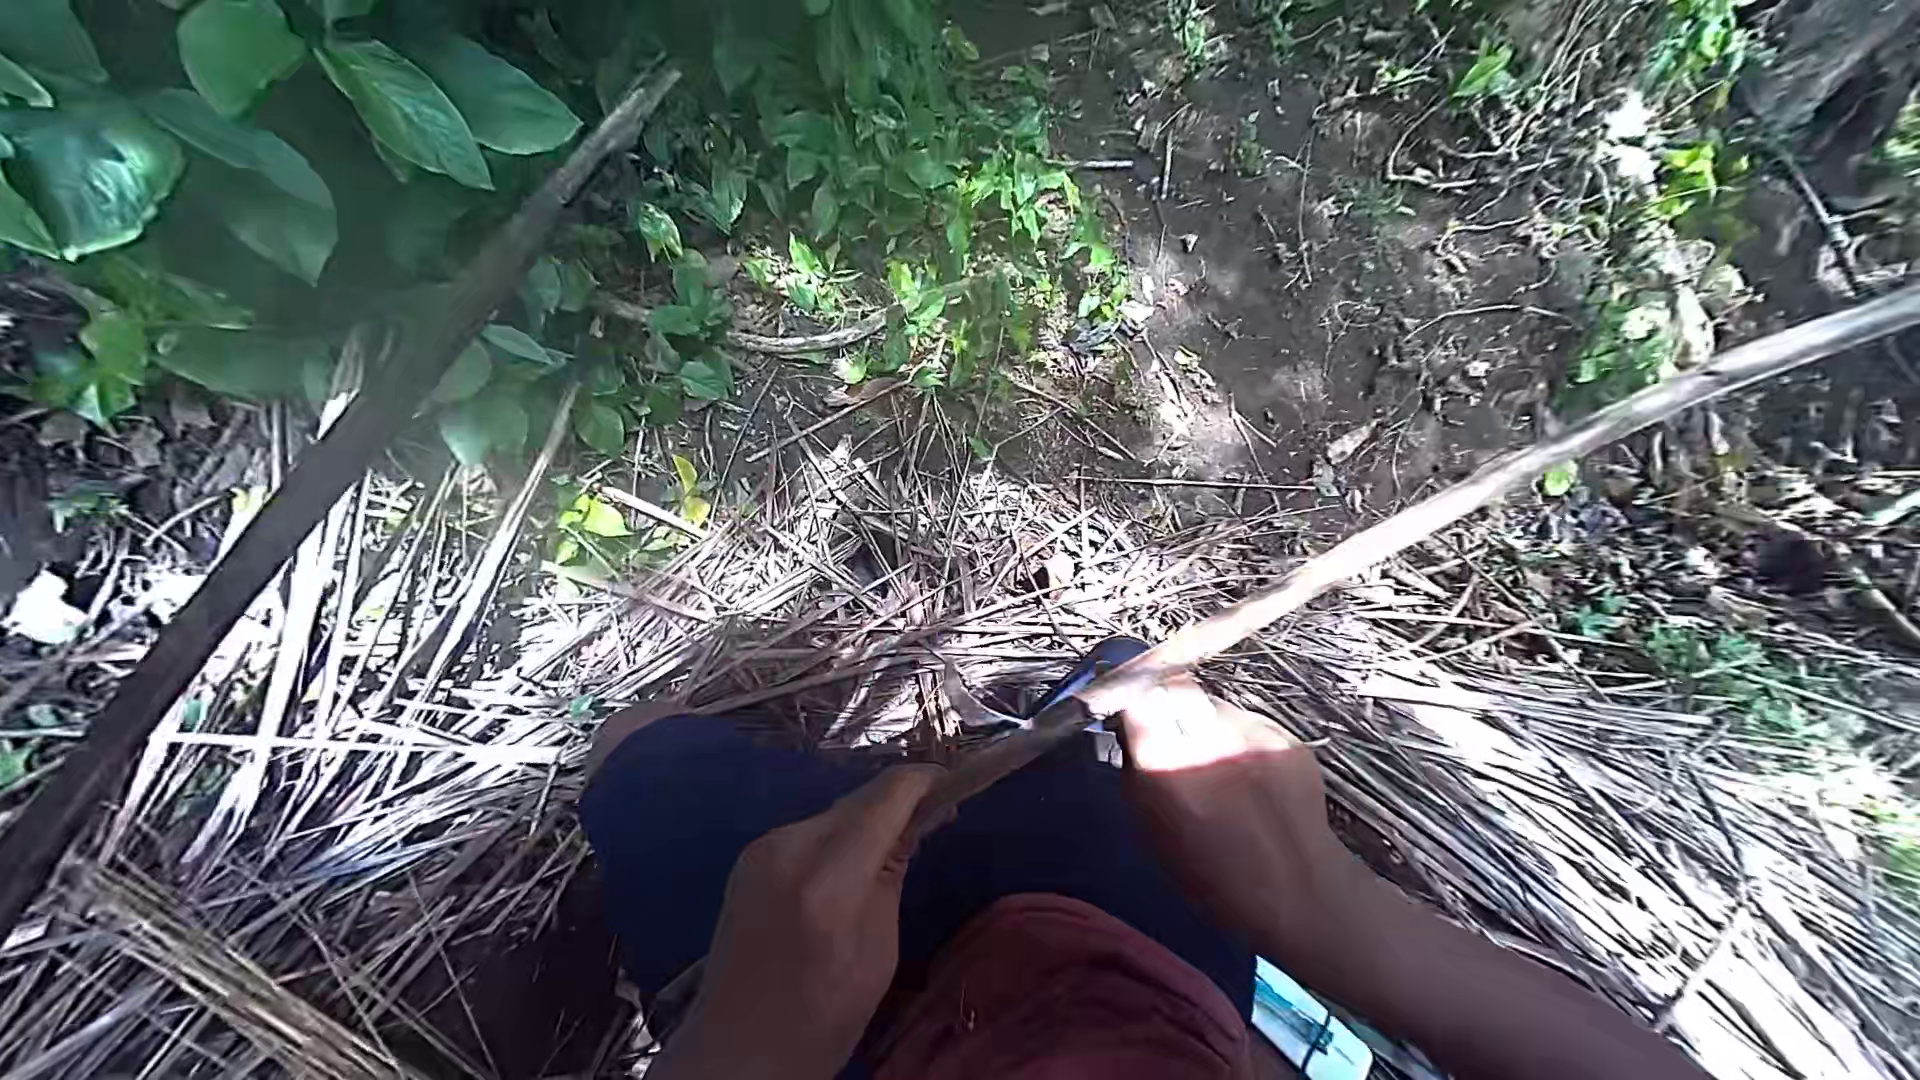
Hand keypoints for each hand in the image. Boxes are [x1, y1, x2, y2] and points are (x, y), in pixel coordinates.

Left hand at [653, 766, 940, 1079]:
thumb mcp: (879, 951)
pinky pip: (811, 829)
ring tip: (893, 844)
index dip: (924, 780)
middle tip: (934, 816)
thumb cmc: (821, 1019)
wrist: (732, 1055)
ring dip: (870, 818)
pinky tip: (849, 863)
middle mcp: (790, 847)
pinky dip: (840, 835)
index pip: (886, 797)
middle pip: (860, 798)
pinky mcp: (751, 854)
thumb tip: (921, 816)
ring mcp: (763, 847)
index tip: (951, 785)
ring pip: (837, 811)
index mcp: (828, 880)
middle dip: (901, 799)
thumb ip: (894, 871)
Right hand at [1118, 675, 1349, 957]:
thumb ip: (1134, 766)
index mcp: (1164, 766)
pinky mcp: (1285, 737)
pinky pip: (1245, 719)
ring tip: (1211, 753)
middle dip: (1164, 695)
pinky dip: (1236, 735)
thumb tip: (1128, 725)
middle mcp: (1207, 740)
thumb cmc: (1208, 873)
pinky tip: (1245, 770)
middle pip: (1175, 685)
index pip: (1137, 694)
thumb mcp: (1147, 825)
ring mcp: (1252, 736)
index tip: (1127, 698)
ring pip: (1211, 700)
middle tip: (1165, 719)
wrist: (1298, 895)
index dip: (1130, 690)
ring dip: (1201, 716)